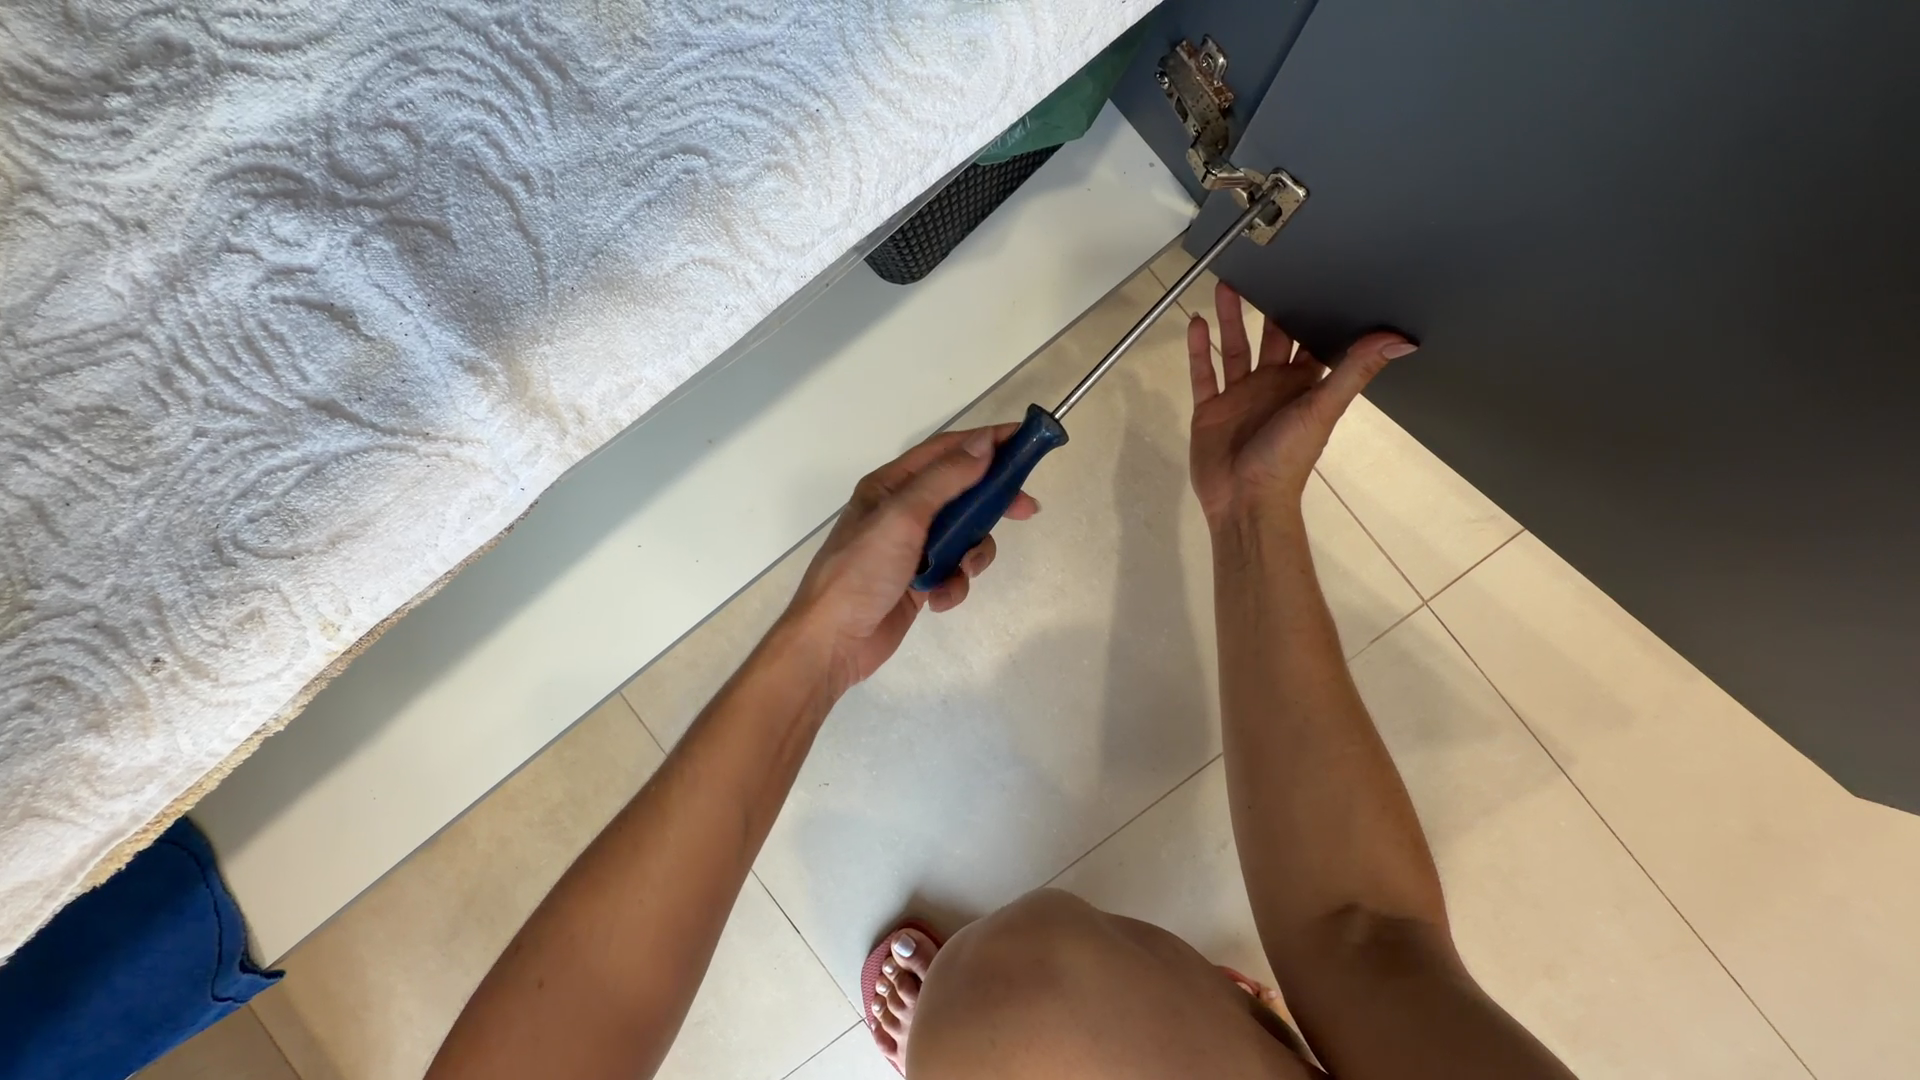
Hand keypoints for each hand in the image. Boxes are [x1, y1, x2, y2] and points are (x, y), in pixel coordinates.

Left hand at [783, 425, 1039, 694]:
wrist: (833, 641)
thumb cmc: (862, 571)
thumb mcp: (903, 517)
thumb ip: (945, 479)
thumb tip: (983, 443)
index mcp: (891, 485)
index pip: (947, 450)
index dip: (987, 442)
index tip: (1026, 441)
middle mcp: (903, 510)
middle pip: (963, 492)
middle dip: (993, 502)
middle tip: (1027, 509)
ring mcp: (912, 547)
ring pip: (965, 536)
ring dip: (971, 555)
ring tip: (959, 571)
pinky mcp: (920, 580)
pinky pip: (954, 572)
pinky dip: (953, 585)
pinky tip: (936, 600)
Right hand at [1187, 281, 1415, 529]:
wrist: (1244, 500)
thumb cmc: (1286, 457)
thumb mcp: (1322, 410)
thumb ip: (1354, 372)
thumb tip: (1400, 338)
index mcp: (1301, 385)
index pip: (1310, 340)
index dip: (1312, 312)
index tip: (1315, 276)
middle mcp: (1270, 385)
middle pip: (1269, 338)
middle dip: (1266, 307)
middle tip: (1264, 270)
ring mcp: (1238, 396)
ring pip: (1233, 349)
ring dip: (1230, 319)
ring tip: (1226, 285)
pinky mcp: (1209, 409)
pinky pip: (1204, 373)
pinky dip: (1199, 350)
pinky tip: (1196, 322)